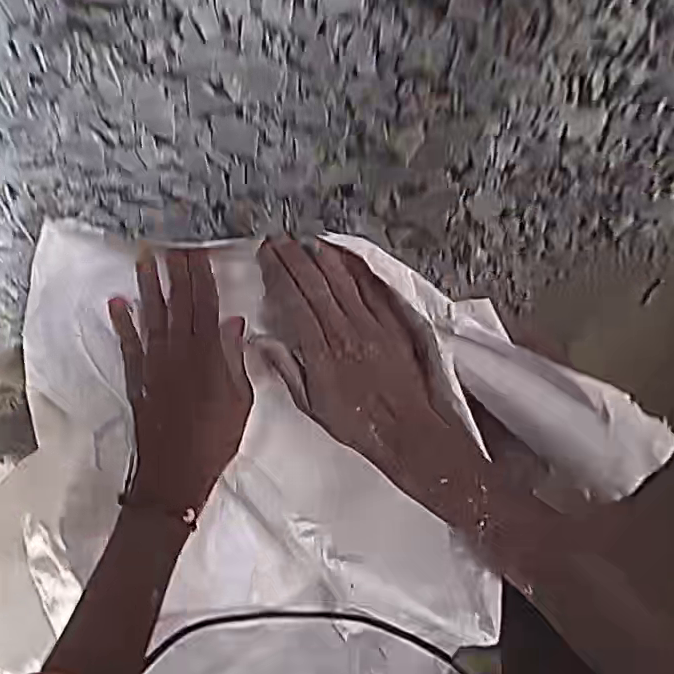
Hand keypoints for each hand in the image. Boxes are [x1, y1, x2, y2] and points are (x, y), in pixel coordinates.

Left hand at [109, 247, 251, 516]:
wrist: (173, 476)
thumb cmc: (214, 441)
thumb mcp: (239, 402)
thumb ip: (234, 360)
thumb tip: (234, 322)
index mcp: (208, 357)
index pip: (206, 306)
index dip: (202, 276)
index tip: (198, 251)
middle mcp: (179, 353)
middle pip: (179, 303)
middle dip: (176, 271)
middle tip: (171, 242)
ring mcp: (154, 364)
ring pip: (153, 316)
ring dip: (149, 286)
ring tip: (145, 259)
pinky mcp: (137, 378)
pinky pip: (129, 344)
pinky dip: (122, 322)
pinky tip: (118, 302)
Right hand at [256, 238, 486, 526]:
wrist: (411, 433)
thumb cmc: (359, 425)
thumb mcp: (312, 406)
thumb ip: (287, 370)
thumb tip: (262, 343)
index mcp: (321, 353)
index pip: (294, 301)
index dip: (278, 274)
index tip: (266, 256)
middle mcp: (344, 333)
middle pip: (314, 285)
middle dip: (293, 258)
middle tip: (279, 240)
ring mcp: (371, 326)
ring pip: (341, 282)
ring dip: (321, 258)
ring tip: (306, 241)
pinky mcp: (393, 325)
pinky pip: (370, 290)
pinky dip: (354, 271)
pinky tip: (343, 258)